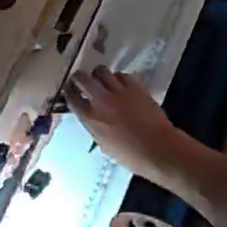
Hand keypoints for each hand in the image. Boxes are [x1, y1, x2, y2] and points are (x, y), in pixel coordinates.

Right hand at [65, 67, 192, 180]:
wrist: (156, 147)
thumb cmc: (130, 155)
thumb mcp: (104, 144)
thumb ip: (95, 126)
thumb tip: (94, 117)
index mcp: (91, 119)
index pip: (73, 98)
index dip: (69, 91)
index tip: (69, 88)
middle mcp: (101, 101)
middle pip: (84, 79)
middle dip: (79, 76)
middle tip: (80, 77)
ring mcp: (119, 92)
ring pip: (102, 71)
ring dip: (99, 74)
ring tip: (101, 77)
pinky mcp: (135, 87)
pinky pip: (122, 75)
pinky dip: (118, 77)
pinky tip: (120, 82)